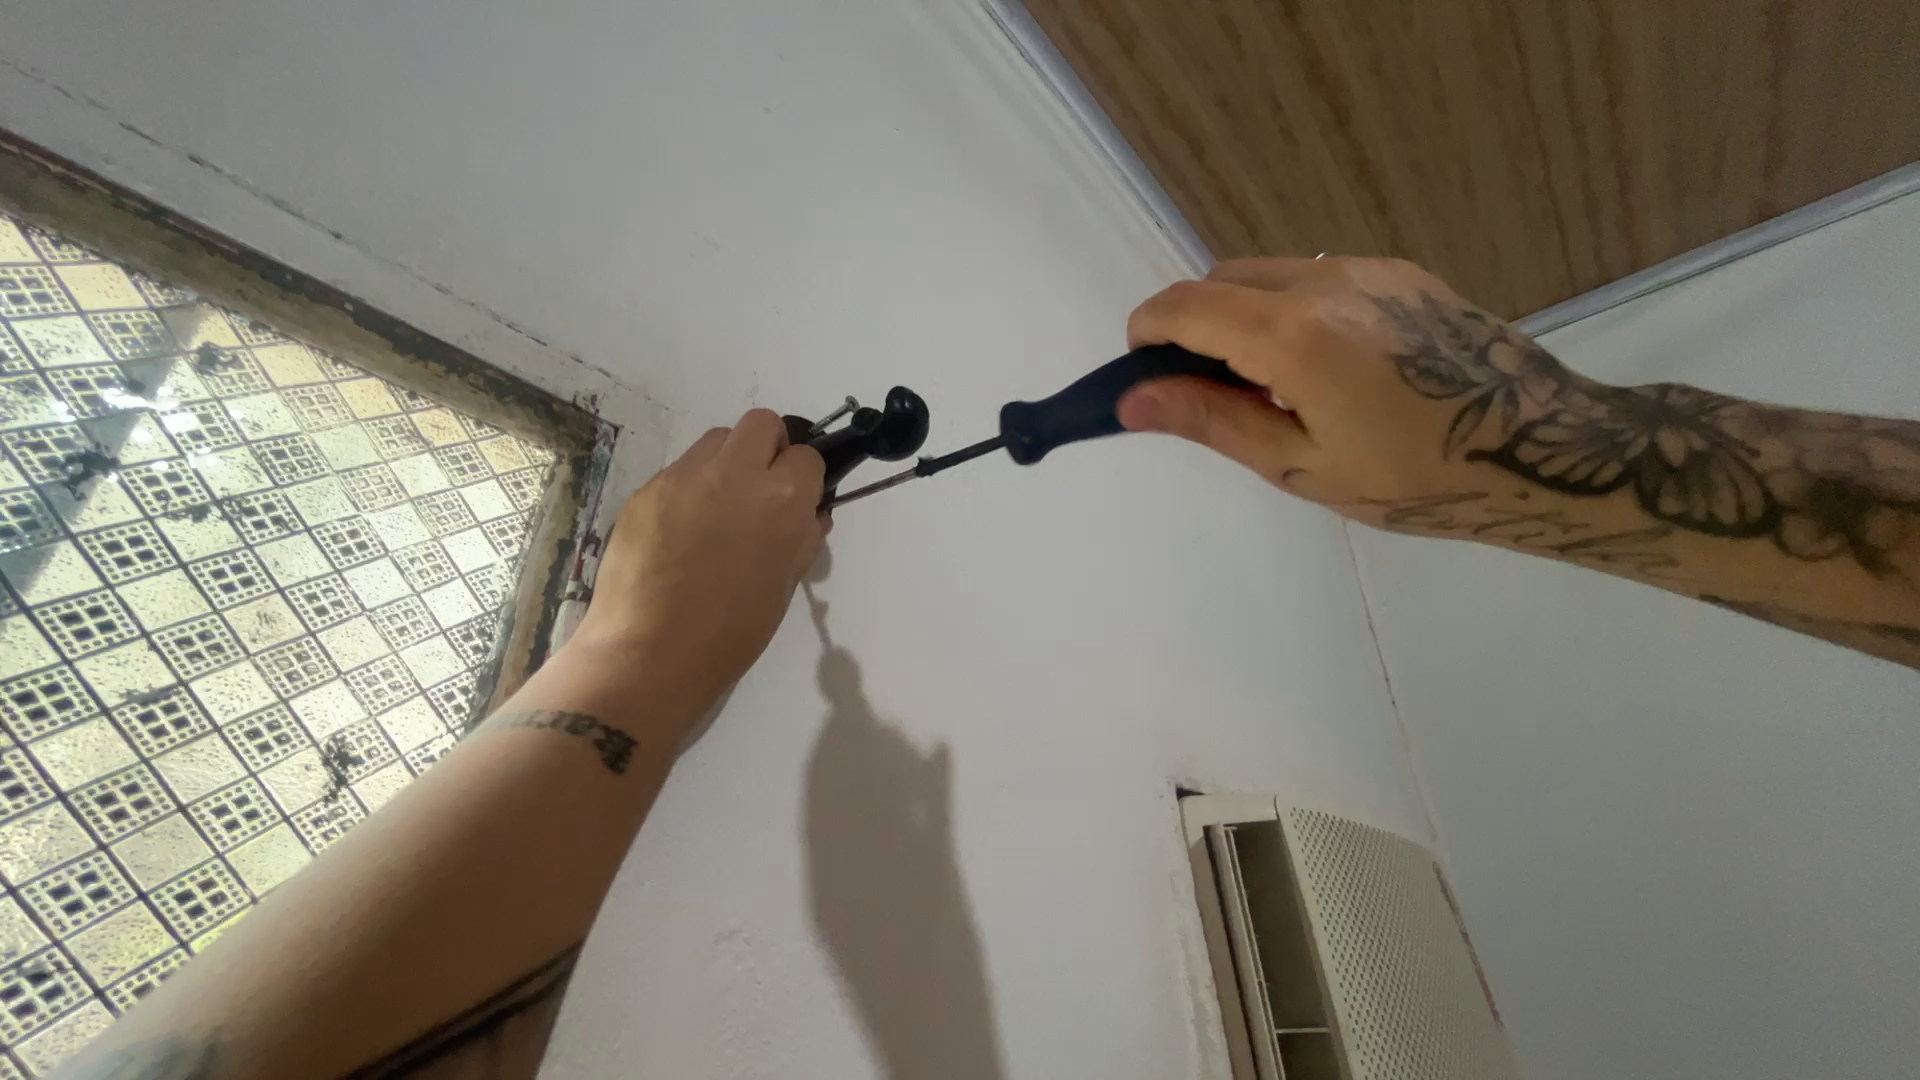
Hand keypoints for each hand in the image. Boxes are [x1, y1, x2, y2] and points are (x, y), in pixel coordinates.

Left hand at [569, 409, 827, 706]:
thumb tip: (809, 515)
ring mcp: (685, 477)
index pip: (808, 456)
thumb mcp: (785, 585)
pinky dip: (691, 489)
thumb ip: (802, 539)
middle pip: (762, 424)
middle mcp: (736, 474)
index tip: (798, 501)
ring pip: (717, 439)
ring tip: (718, 508)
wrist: (651, 652)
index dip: (806, 478)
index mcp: (782, 499)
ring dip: (729, 461)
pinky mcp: (647, 489)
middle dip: (770, 448)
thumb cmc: (733, 630)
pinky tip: (681, 532)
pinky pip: (679, 471)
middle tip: (762, 489)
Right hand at [1117, 256, 1586, 529]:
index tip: (1138, 375)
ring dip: (1234, 316)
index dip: (1145, 333)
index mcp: (1295, 334)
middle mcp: (1325, 280)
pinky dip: (1280, 310)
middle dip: (1188, 325)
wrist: (1547, 450)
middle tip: (1201, 392)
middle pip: (1218, 279)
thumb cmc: (1413, 477)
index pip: (1185, 306)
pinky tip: (1313, 367)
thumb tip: (1132, 399)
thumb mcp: (1297, 463)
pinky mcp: (1398, 272)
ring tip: (1262, 387)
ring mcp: (1367, 268)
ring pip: (1263, 273)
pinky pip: (1309, 276)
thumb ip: (1209, 420)